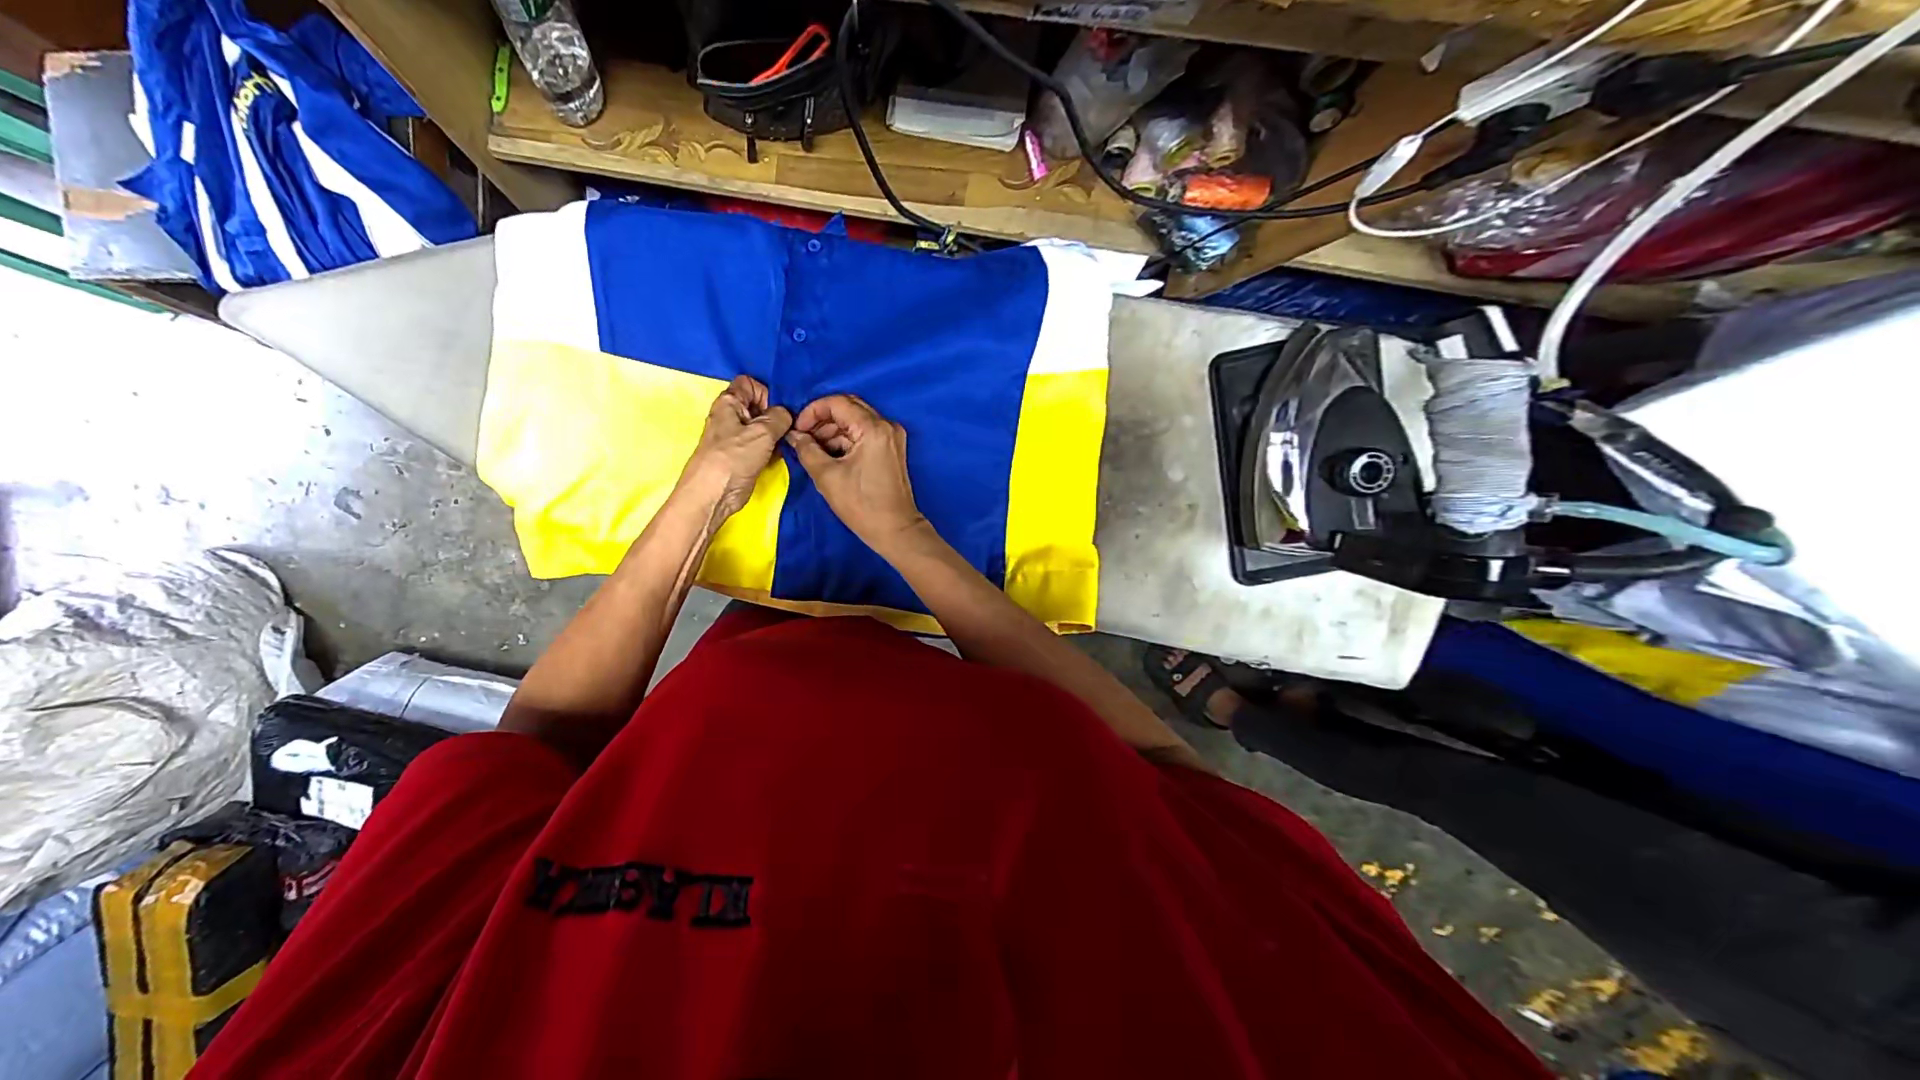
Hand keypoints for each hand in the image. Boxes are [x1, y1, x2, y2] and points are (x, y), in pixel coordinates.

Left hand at [681, 376, 792, 519]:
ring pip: (762, 427)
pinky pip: (761, 445)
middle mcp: (730, 416)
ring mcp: (736, 437)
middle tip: (786, 430)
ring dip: (775, 435)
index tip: (776, 412)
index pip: (750, 384)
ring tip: (783, 445)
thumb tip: (786, 414)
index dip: (766, 393)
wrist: (713, 495)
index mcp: (729, 402)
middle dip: (775, 416)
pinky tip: (778, 457)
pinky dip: (771, 449)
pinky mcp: (742, 455)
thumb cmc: (734, 458)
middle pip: (758, 406)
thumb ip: (779, 417)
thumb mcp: (763, 432)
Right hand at [785, 394, 928, 555]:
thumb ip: (806, 449)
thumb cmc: (862, 505)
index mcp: (874, 428)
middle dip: (822, 419)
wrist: (894, 529)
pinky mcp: (891, 448)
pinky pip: (864, 433)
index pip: (837, 403)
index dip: (812, 411)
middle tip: (803, 437)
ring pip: (856, 420)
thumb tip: (794, 435)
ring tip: (813, 449)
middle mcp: (887, 426)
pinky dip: (846, 439)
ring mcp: (892, 436)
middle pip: (848, 408)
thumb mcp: (826, 476)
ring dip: (833, 430)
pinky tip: (829, 454)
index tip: (798, 428)